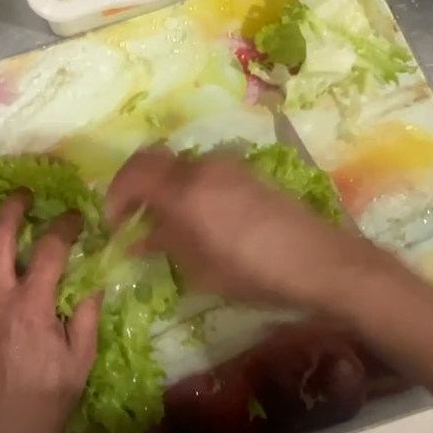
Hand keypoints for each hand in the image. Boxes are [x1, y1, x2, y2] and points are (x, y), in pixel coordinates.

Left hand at [0, 193, 103, 432]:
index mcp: (32, 302)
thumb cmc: (50, 394)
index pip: (50, 248)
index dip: (64, 225)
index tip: (74, 216)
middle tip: (21, 195)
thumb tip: (95, 280)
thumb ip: (86, 313)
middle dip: (11, 207)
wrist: (10, 430)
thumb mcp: (81, 355)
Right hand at [106, 146, 392, 311]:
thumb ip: (164, 244)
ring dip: (162, 184)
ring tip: (164, 218)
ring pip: (178, 164)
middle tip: (129, 212)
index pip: (133, 175)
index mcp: (184, 190)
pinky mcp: (247, 173)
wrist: (321, 262)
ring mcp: (226, 166)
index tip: (112, 221)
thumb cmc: (254, 272)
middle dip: (134, 183)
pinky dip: (186, 186)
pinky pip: (202, 171)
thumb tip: (139, 236)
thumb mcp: (201, 268)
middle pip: (152, 160)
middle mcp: (200, 168)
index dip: (115, 195)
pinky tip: (197, 216)